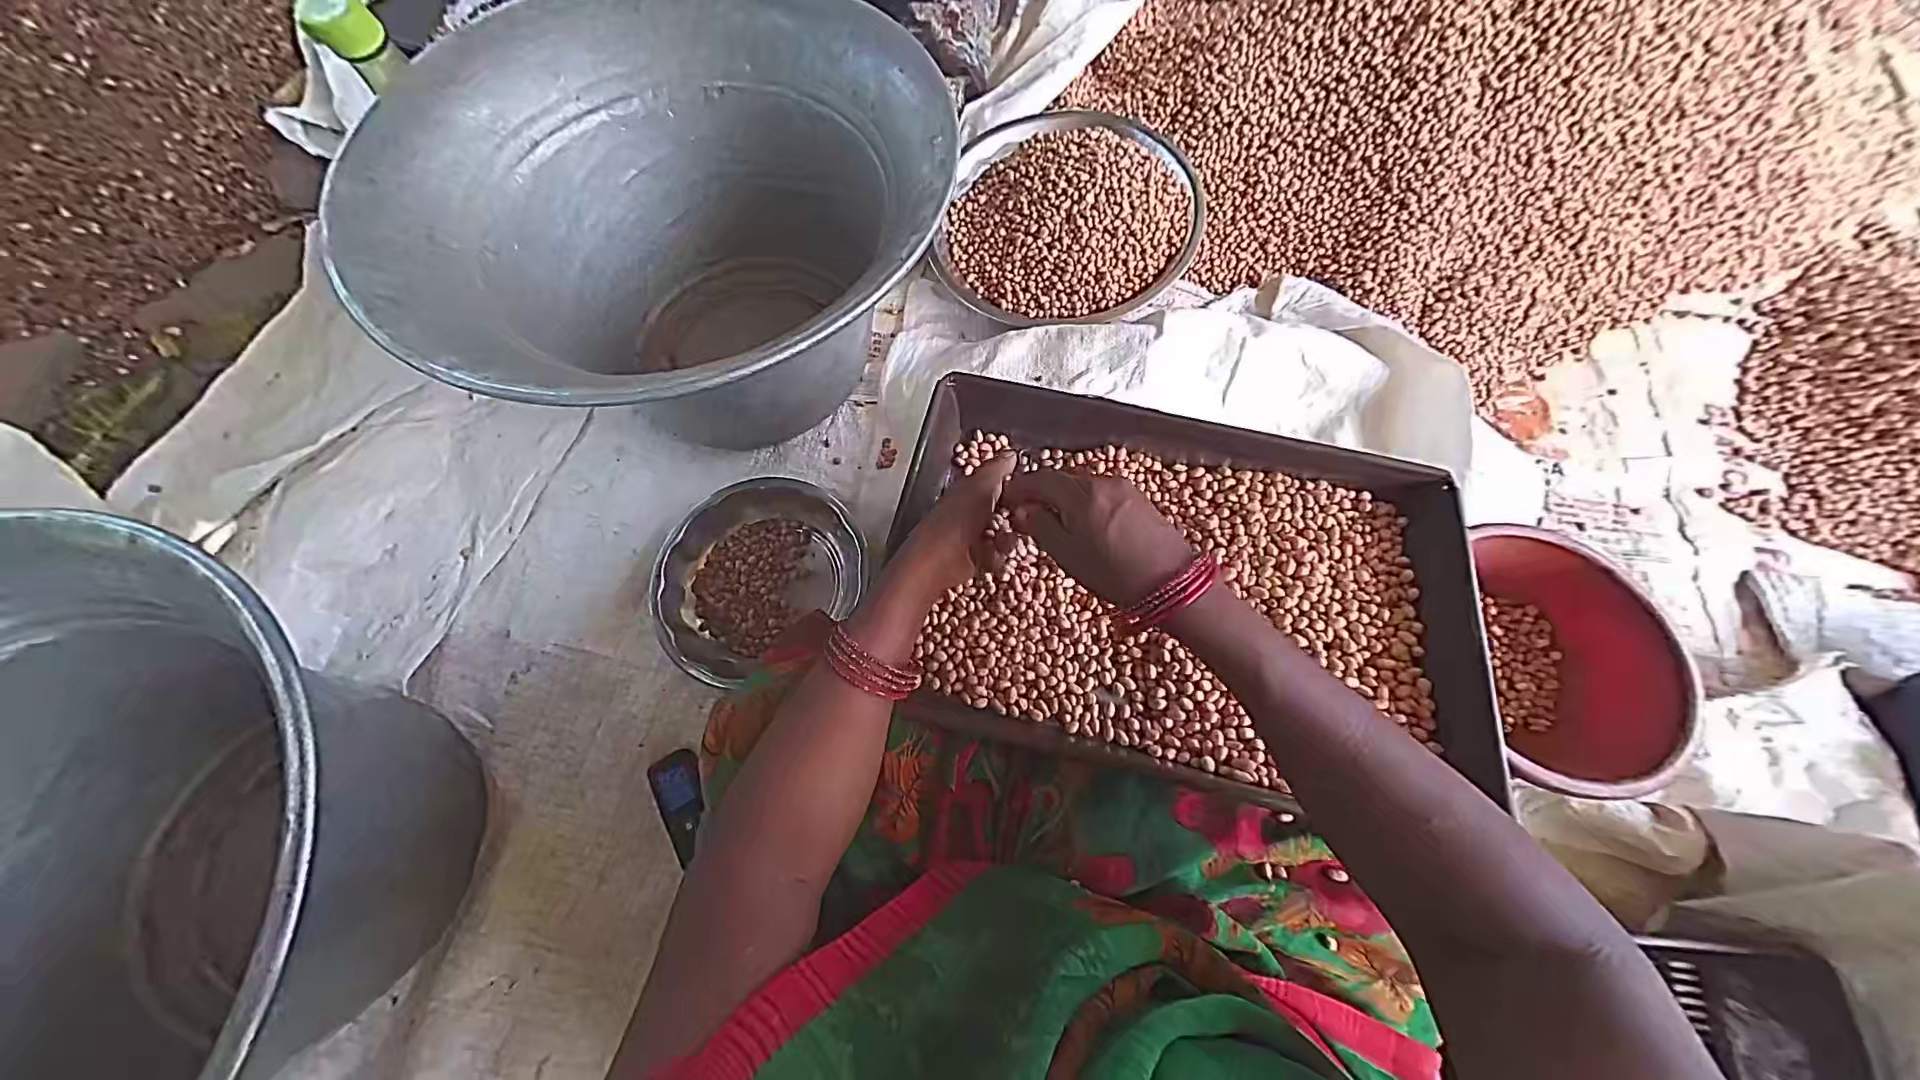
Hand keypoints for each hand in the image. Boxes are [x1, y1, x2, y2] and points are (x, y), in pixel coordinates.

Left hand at [886, 453, 1018, 600]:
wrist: (937, 561)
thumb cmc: (956, 519)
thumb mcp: (980, 487)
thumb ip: (997, 470)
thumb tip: (1012, 454)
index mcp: (969, 491)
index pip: (1001, 485)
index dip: (1017, 489)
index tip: (1032, 492)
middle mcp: (972, 513)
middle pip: (1008, 513)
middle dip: (1017, 518)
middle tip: (1019, 522)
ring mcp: (975, 539)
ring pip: (1007, 537)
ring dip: (1007, 541)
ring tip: (998, 543)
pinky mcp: (977, 561)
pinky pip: (999, 558)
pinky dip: (997, 559)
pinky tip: (990, 558)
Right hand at [1001, 469, 1196, 606]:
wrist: (1173, 584)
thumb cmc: (1117, 575)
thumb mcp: (1067, 555)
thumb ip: (1040, 527)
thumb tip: (1022, 511)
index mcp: (1081, 494)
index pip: (1040, 479)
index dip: (1018, 488)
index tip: (1005, 500)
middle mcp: (1103, 483)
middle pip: (1062, 480)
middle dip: (1041, 494)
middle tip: (1025, 516)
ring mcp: (1124, 489)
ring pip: (1082, 487)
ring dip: (1064, 500)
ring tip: (1055, 527)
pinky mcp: (1138, 500)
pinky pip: (1101, 495)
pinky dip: (1085, 505)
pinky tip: (1084, 528)